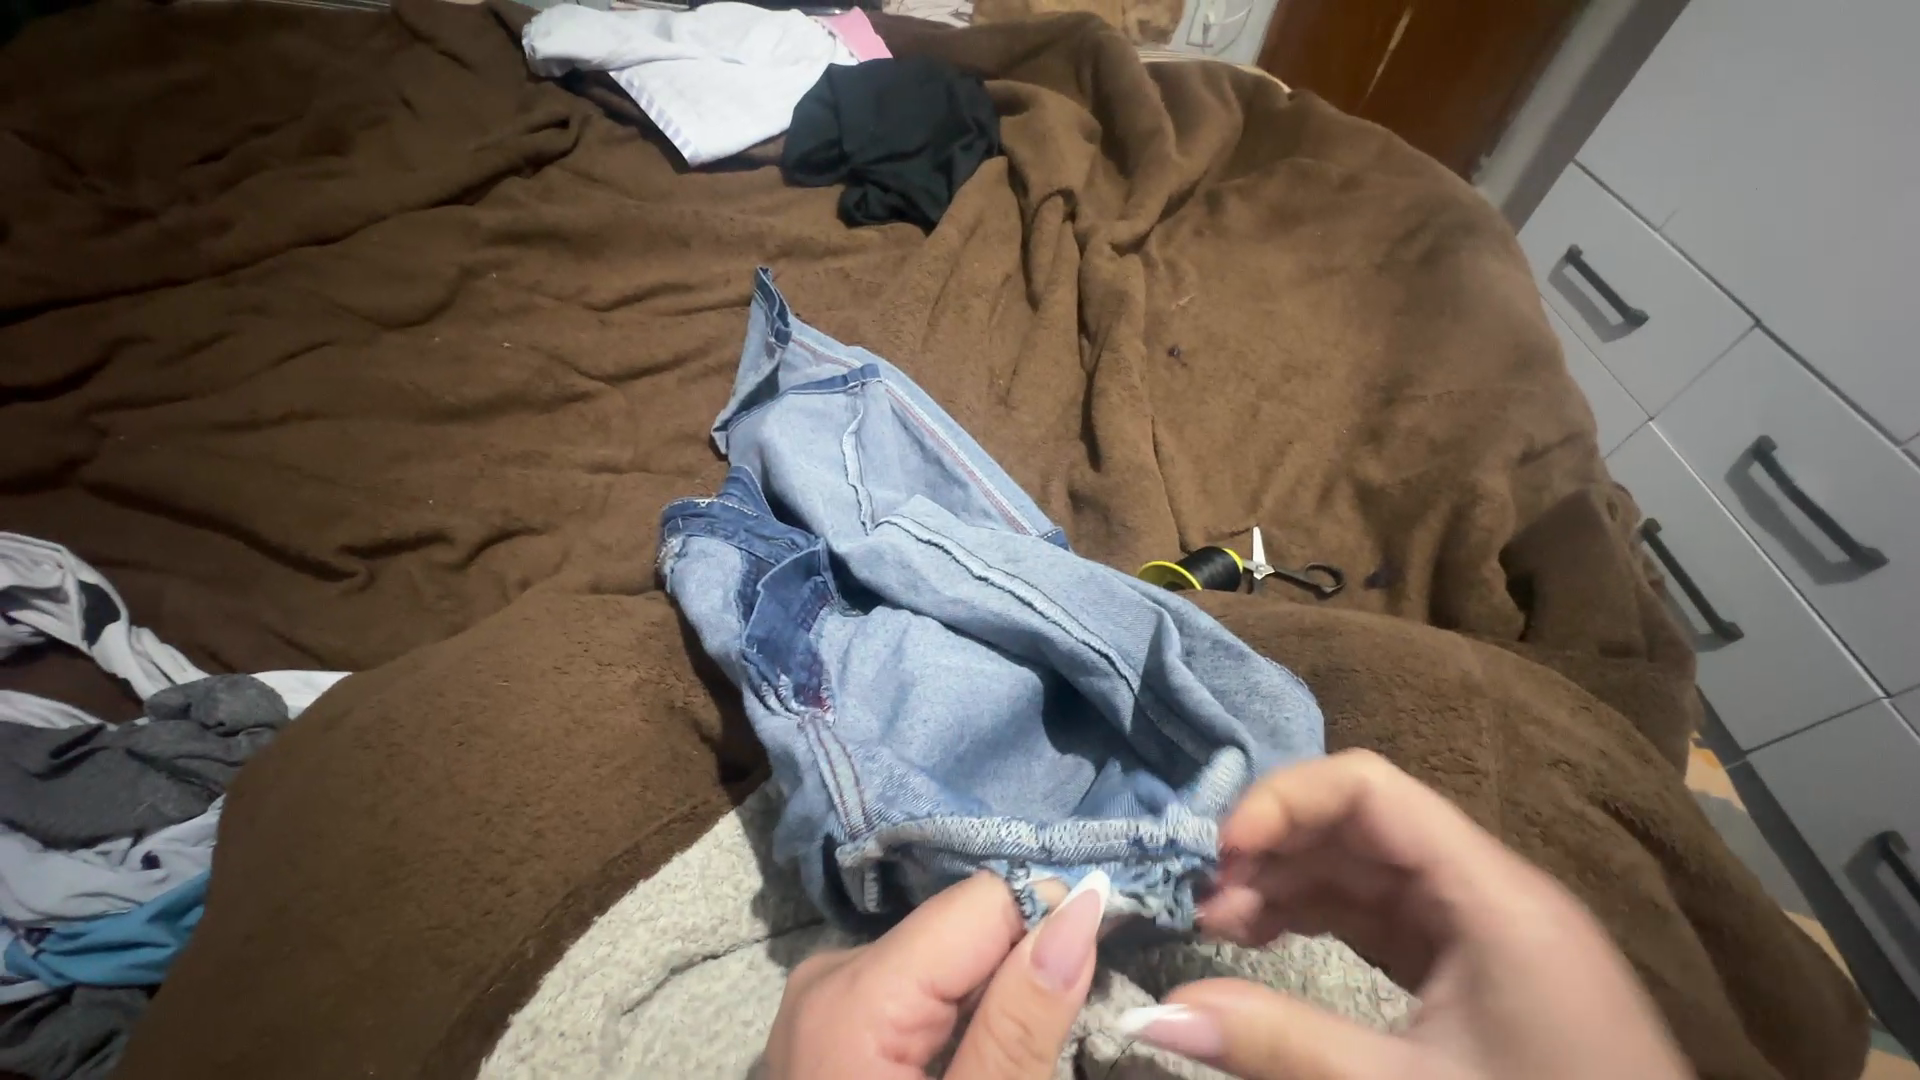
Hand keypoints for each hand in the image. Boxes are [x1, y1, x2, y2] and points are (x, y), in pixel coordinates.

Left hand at [764, 870, 1105, 1078]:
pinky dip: (956, 1013)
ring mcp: (825, 993)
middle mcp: (830, 972)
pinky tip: (962, 1066)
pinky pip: (916, 984)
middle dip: (1017, 968)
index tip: (1087, 978)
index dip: (1046, 930)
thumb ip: (1024, 1021)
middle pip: (959, 926)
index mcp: (853, 995)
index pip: (980, 904)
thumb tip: (1080, 908)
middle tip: (1040, 1046)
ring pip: (943, 954)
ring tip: (998, 1064)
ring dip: (990, 995)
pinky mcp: (833, 1016)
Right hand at [1114, 750, 1690, 1079]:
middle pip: (1356, 822)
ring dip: (1282, 883)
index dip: (1283, 801)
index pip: (1369, 788)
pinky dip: (1311, 916)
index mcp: (1493, 894)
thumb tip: (1156, 1016)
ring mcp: (1474, 925)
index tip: (1220, 852)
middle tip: (1204, 899)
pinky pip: (1371, 911)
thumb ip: (1280, 1045)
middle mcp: (1484, 888)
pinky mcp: (1463, 962)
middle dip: (1271, 848)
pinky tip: (1262, 939)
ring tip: (1218, 924)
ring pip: (1357, 865)